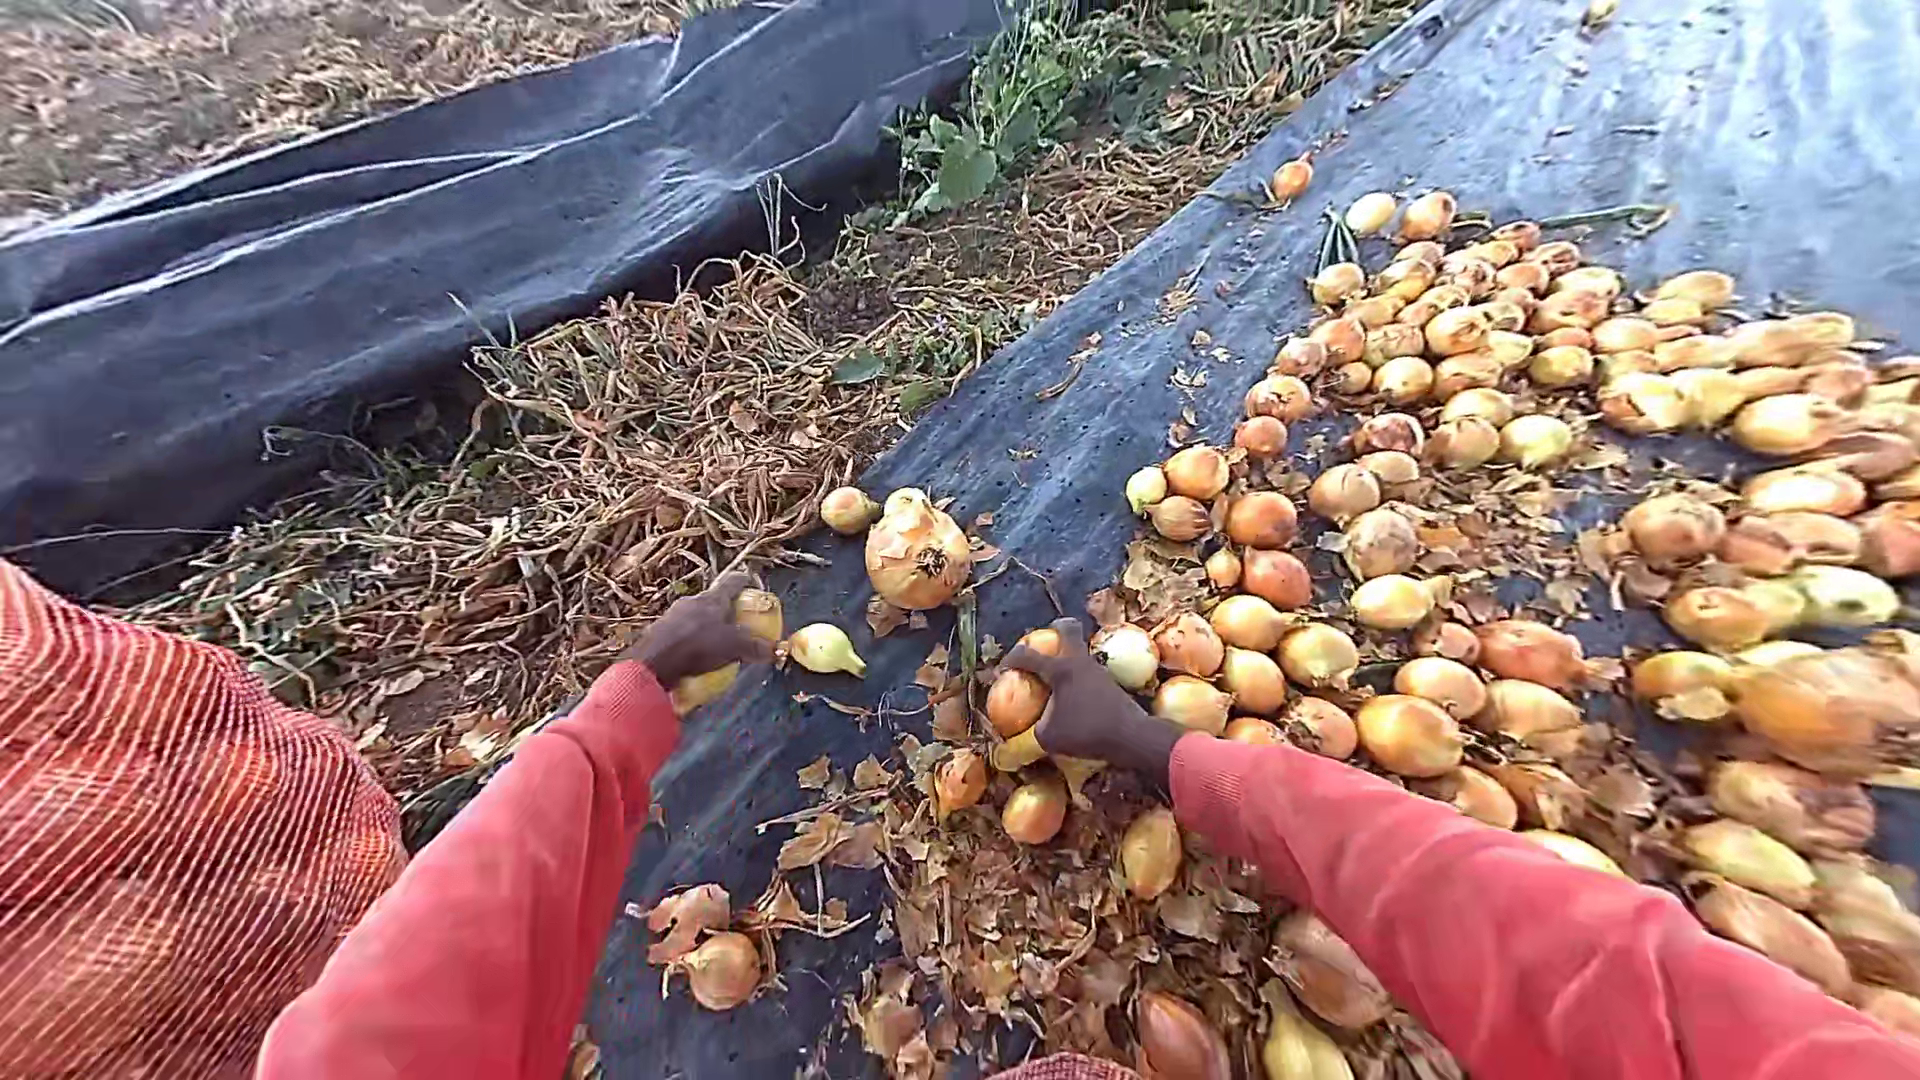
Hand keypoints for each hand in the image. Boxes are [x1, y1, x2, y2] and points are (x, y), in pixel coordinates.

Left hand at [623, 573, 773, 686]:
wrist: (651, 665)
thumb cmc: (698, 647)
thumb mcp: (735, 647)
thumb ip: (756, 647)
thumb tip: (776, 650)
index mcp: (713, 599)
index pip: (734, 581)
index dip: (746, 581)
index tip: (754, 586)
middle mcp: (691, 601)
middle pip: (714, 600)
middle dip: (727, 610)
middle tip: (738, 624)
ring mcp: (672, 615)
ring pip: (696, 615)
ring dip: (707, 626)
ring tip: (716, 644)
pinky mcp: (657, 632)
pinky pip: (681, 632)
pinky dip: (691, 640)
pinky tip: (695, 657)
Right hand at [1002, 617, 1191, 788]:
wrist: (1131, 737)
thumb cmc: (1086, 732)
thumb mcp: (1049, 737)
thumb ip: (1036, 727)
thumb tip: (1034, 726)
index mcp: (1060, 670)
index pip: (1028, 655)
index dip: (1011, 659)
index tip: (1004, 669)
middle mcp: (1079, 662)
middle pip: (1068, 629)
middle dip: (1055, 628)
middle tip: (1046, 638)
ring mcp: (1098, 670)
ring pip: (1080, 651)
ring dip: (1069, 657)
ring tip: (1058, 678)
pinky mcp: (1110, 682)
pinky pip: (1089, 671)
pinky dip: (1080, 678)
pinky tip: (1076, 696)